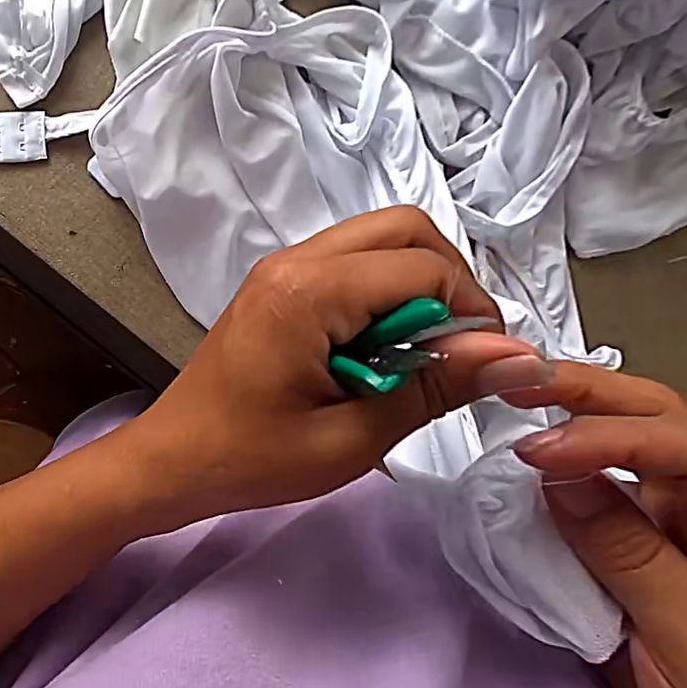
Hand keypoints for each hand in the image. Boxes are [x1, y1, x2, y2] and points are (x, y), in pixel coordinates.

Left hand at [125, 206, 551, 529]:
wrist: (172, 459)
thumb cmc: (251, 460)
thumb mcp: (351, 440)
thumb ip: (434, 389)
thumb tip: (514, 357)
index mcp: (308, 292)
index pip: (421, 268)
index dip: (470, 310)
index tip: (485, 362)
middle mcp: (297, 259)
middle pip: (403, 227)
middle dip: (450, 279)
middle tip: (458, 345)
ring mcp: (286, 264)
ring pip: (380, 237)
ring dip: (419, 282)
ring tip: (423, 349)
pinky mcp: (284, 280)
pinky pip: (355, 260)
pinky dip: (387, 290)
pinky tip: (384, 344)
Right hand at [504, 364, 686, 687]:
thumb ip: (637, 561)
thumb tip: (560, 476)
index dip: (614, 437)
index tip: (543, 450)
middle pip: (665, 423)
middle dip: (592, 396)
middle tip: (524, 382)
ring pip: (630, 445)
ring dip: (574, 420)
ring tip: (518, 402)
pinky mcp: (649, 543)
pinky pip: (601, 493)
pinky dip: (564, 471)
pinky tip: (533, 457)